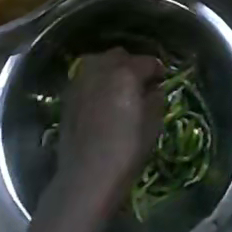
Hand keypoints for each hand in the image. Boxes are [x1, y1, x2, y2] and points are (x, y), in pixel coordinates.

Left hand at [49, 49, 164, 219]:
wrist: (87, 175)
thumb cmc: (127, 150)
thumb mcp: (153, 125)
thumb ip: (156, 99)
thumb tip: (154, 89)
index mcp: (126, 72)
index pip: (147, 61)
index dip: (158, 70)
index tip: (162, 80)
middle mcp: (101, 68)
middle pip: (120, 56)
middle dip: (133, 66)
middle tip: (141, 84)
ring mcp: (81, 80)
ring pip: (99, 62)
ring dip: (112, 70)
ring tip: (120, 89)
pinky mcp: (68, 95)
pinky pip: (86, 78)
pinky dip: (96, 82)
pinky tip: (102, 99)